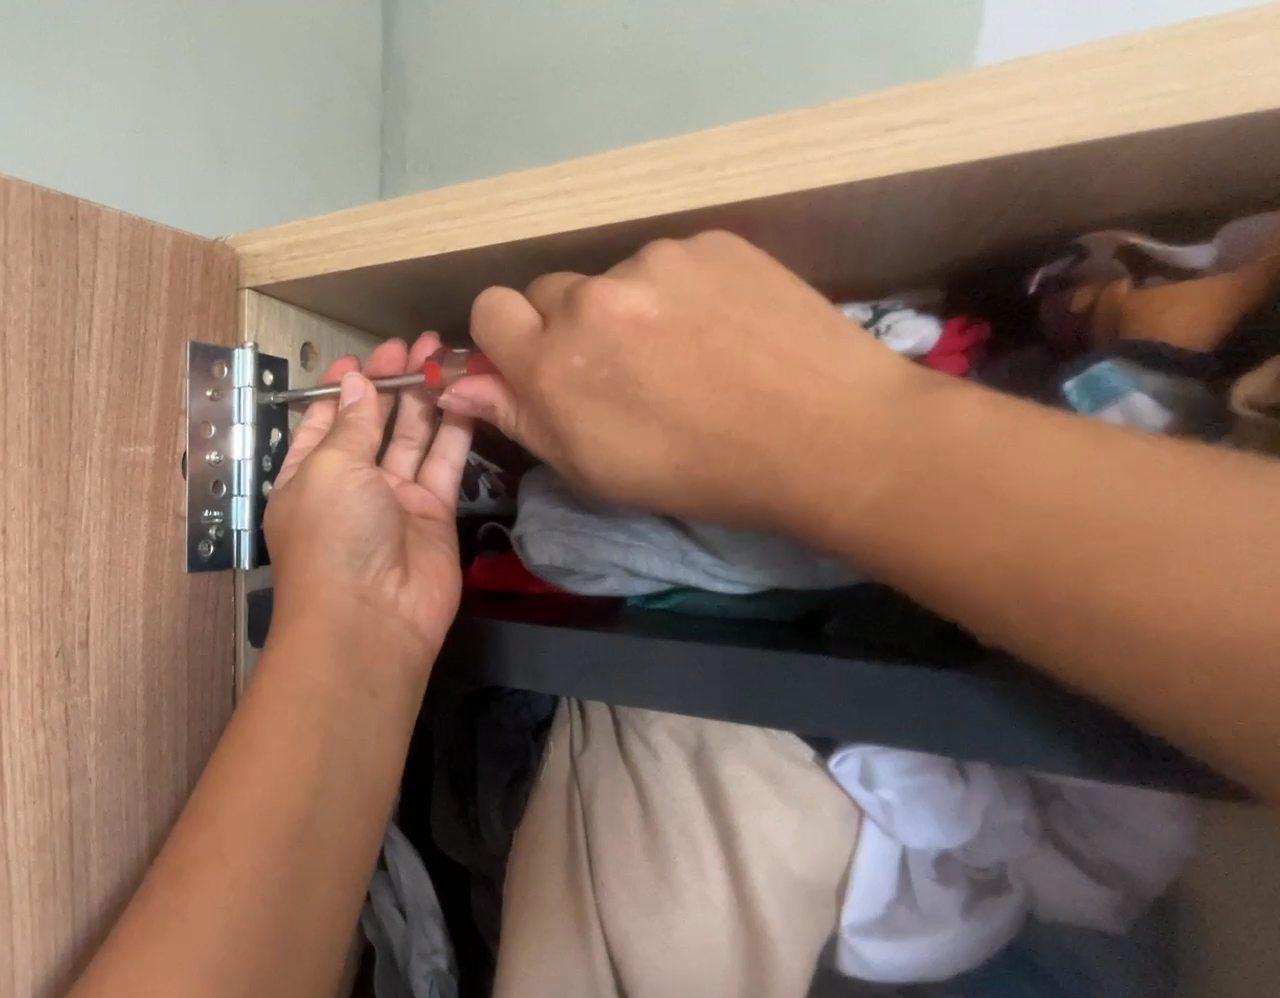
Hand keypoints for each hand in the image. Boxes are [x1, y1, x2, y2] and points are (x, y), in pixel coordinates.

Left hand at [264, 334, 472, 663]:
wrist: (371, 619)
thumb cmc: (331, 535)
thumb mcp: (328, 468)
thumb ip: (350, 423)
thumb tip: (356, 383)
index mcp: (307, 476)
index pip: (322, 423)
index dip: (341, 389)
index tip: (362, 357)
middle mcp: (349, 486)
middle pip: (371, 425)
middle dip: (387, 384)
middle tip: (411, 344)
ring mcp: (393, 500)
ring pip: (411, 438)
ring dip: (423, 398)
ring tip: (439, 353)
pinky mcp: (434, 514)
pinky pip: (444, 463)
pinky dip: (455, 429)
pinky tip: (465, 391)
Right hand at [441, 231, 935, 531]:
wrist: (824, 437)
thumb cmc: (691, 472)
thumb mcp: (587, 465)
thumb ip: (516, 416)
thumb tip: (456, 384)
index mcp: (552, 361)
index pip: (489, 311)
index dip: (507, 338)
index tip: (536, 364)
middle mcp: (591, 299)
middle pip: (547, 292)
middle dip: (565, 326)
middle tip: (617, 368)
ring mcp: (654, 262)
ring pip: (611, 278)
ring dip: (625, 309)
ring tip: (682, 353)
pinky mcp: (710, 242)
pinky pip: (668, 262)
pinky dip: (678, 292)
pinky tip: (718, 330)